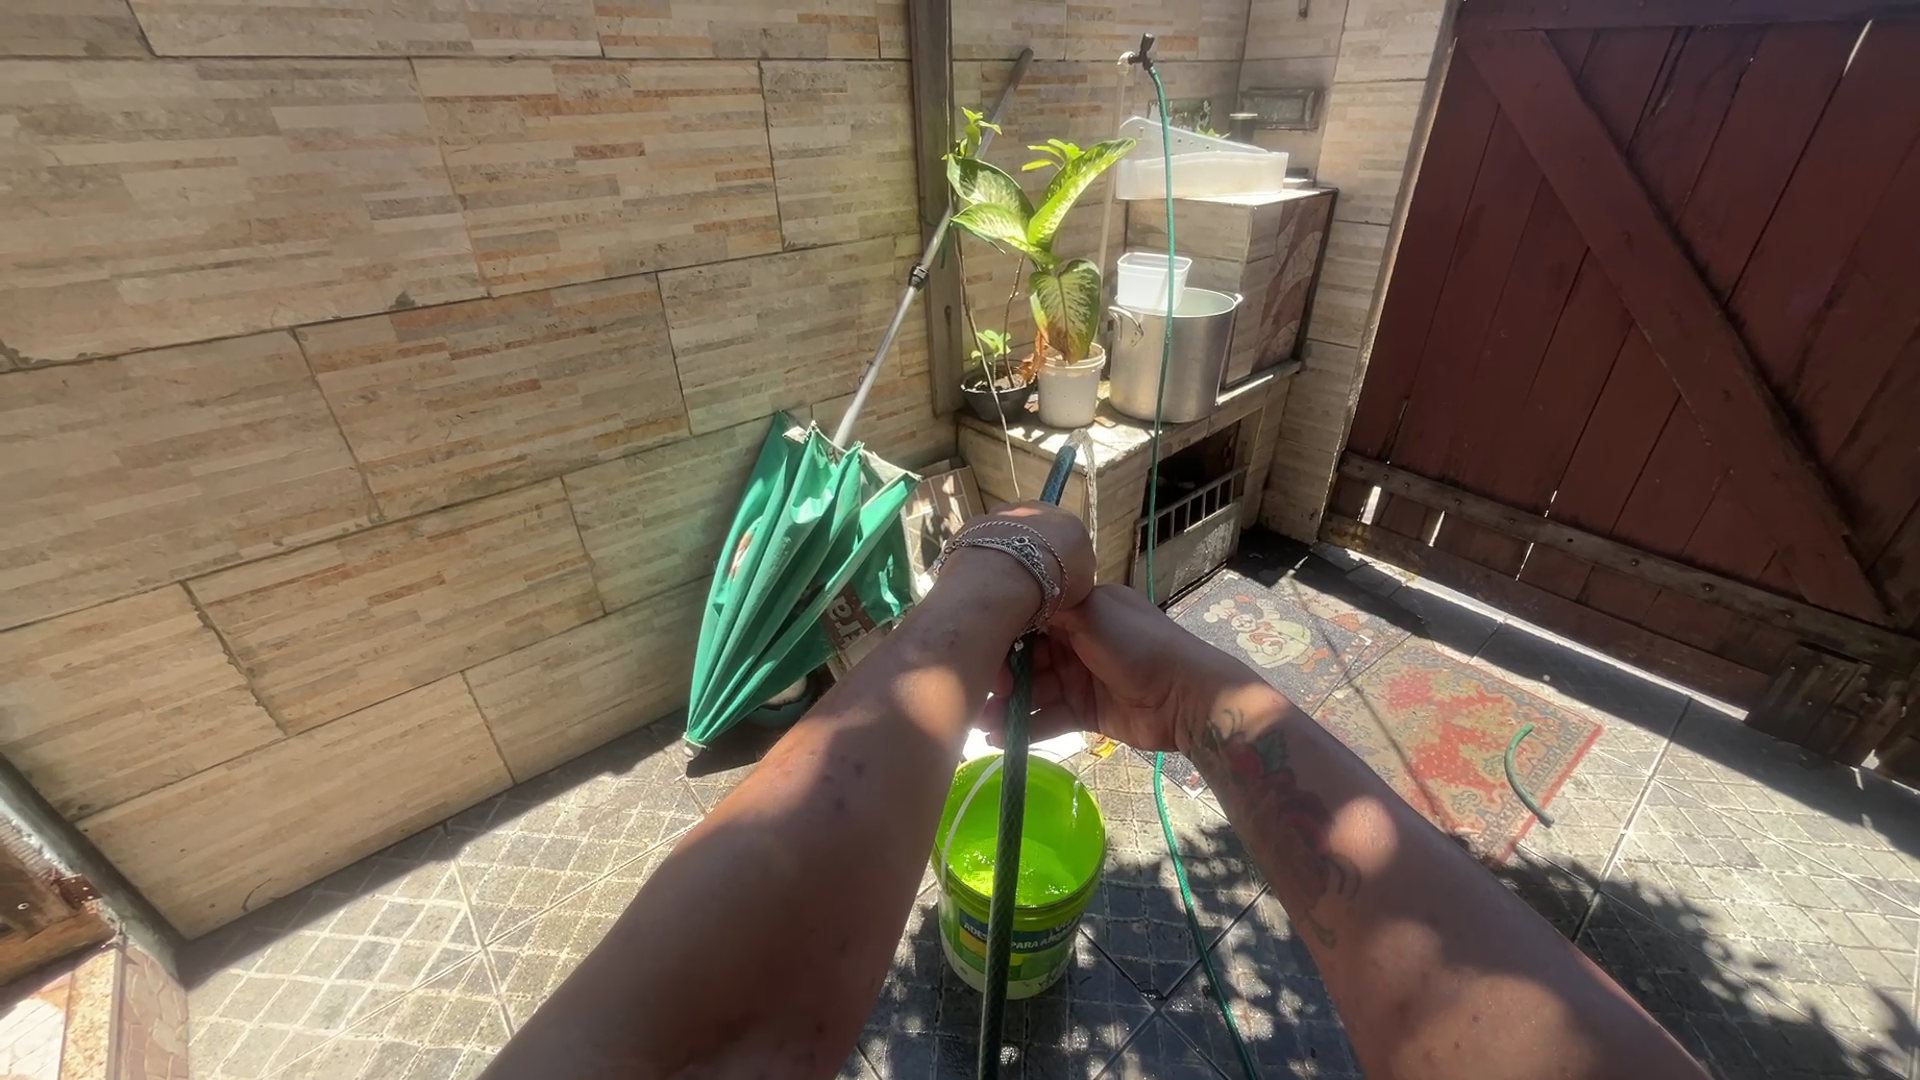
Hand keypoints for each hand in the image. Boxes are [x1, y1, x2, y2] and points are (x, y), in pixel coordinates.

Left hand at [932, 503, 1094, 621]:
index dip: (1058, 558)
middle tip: (1026, 576)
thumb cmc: (1052, 582)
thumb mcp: (1083, 584)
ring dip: (1005, 547)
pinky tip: (982, 573)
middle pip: (1036, 528)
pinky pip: (981, 538)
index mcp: (1068, 522)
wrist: (1006, 575)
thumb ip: (1076, 571)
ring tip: (1001, 577)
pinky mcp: (974, 522)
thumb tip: (1067, 573)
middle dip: (1031, 548)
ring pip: (1007, 529)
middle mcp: (1035, 509)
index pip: (1067, 537)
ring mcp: (1002, 513)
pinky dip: (982, 552)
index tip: (1052, 578)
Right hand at [982, 585, 1260, 752]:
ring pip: (1033, 692)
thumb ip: (1050, 606)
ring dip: (1007, 706)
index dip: (1003, 636)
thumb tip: (1011, 598)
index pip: (1028, 620)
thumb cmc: (1137, 644)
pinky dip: (1026, 728)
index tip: (981, 653)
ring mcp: (1080, 679)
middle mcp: (1075, 642)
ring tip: (981, 723)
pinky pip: (1049, 719)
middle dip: (999, 676)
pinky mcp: (1086, 712)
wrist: (1186, 695)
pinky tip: (999, 740)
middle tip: (977, 694)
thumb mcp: (1091, 612)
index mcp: (1078, 610)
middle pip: (1026, 659)